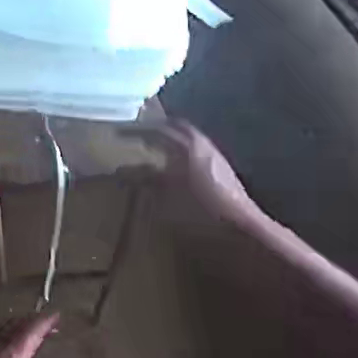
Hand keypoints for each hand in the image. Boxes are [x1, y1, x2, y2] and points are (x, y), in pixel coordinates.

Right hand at [131, 119, 260, 225]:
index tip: (117, 133)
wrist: (240, 228)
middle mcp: (203, 147)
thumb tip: (121, 170)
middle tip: (135, 135)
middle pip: (177, 129)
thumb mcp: (164, 193)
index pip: (158, 130)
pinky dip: (177, 153)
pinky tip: (167, 168)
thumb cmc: (198, 209)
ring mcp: (214, 158)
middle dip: (155, 130)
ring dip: (168, 141)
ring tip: (149, 149)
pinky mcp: (220, 172)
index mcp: (188, 147)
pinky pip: (193, 153)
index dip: (136, 130)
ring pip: (187, 141)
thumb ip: (144, 178)